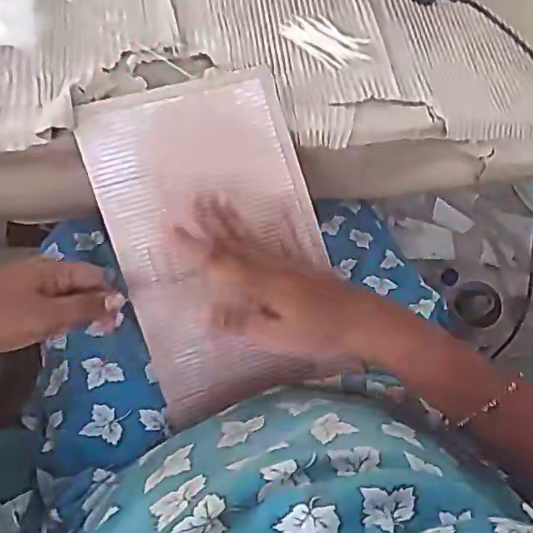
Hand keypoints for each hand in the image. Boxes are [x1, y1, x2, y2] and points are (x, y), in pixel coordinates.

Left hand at [0, 256, 123, 363]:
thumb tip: (118, 300)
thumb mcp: (48, 316)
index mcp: (48, 267)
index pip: (92, 274)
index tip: (122, 318)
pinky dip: (56, 316)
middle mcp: (34, 270)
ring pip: (59, 295)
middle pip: (76, 283)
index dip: (110, 293)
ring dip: (77, 311)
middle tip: (110, 329)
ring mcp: (18, 285)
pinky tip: (57, 330)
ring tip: (90, 331)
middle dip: (95, 302)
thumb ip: (85, 308)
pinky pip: (42, 304)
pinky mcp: (5, 302)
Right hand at [174, 197, 422, 365]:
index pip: (218, 263)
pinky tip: (274, 204)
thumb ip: (240, 323)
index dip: (193, 248)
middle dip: (210, 222)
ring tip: (217, 197)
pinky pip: (284, 237)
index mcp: (259, 285)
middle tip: (190, 199)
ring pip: (253, 236)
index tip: (171, 231)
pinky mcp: (303, 264)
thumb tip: (203, 315)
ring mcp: (288, 262)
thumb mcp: (274, 336)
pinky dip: (275, 220)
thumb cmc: (317, 333)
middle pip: (234, 242)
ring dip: (233, 217)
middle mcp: (270, 267)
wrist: (361, 321)